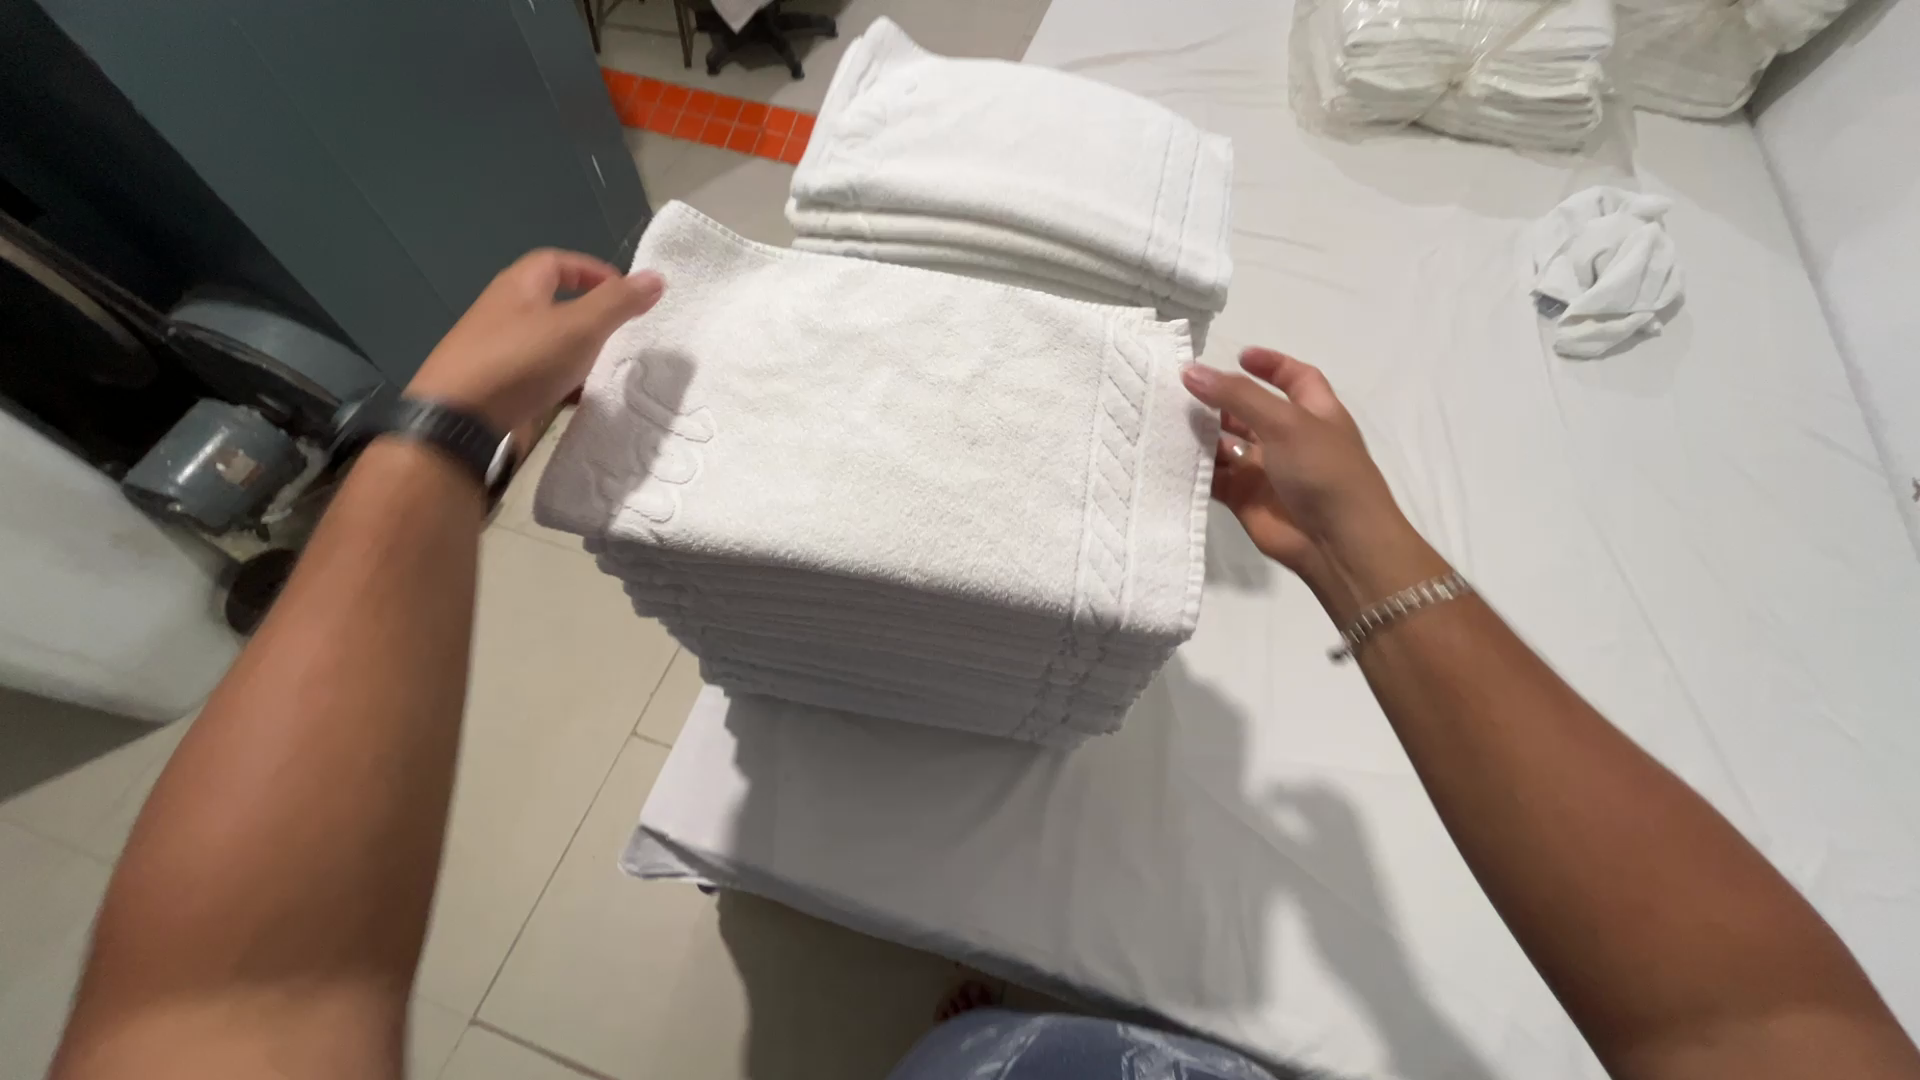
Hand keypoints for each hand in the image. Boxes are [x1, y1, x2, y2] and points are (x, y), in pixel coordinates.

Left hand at [406, 250, 665, 435]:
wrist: (460, 419)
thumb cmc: (522, 361)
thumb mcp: (580, 327)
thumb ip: (618, 303)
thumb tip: (656, 277)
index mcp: (519, 287)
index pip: (558, 262)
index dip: (593, 270)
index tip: (625, 292)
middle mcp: (504, 311)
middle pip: (551, 301)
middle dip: (589, 313)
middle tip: (622, 330)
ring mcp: (496, 349)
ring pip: (547, 340)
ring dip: (577, 349)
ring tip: (606, 366)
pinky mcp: (496, 384)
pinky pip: (538, 373)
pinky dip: (562, 380)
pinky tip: (578, 398)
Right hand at [1181, 348, 1407, 585]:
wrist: (1336, 542)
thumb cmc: (1323, 470)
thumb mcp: (1284, 422)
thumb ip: (1237, 396)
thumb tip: (1190, 372)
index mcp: (1314, 414)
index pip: (1295, 379)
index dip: (1271, 365)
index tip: (1238, 356)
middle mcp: (1289, 439)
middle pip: (1251, 411)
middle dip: (1221, 400)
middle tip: (1183, 389)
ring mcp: (1266, 470)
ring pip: (1227, 445)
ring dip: (1203, 434)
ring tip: (1168, 420)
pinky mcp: (1244, 497)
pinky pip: (1214, 477)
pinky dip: (1195, 468)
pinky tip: (1170, 455)